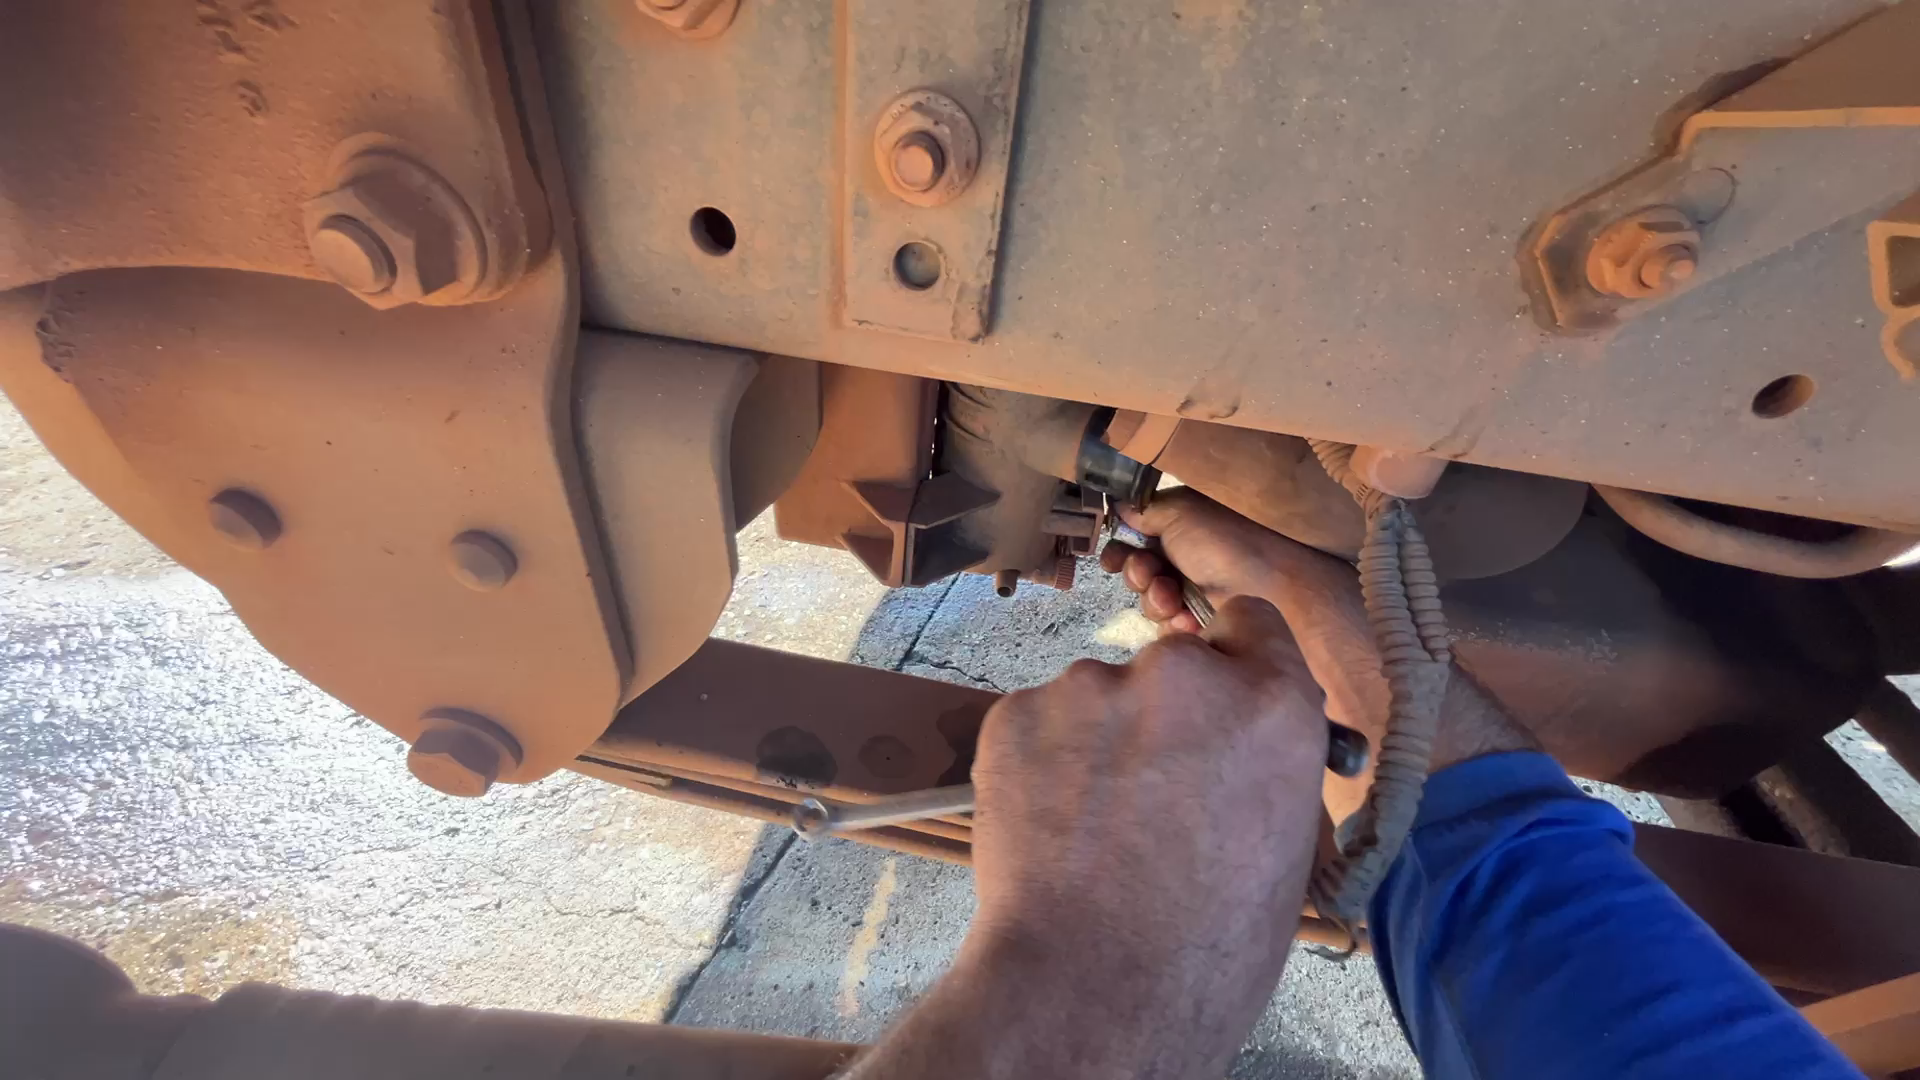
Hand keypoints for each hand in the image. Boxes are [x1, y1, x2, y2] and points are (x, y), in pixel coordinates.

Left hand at [961, 596, 1328, 1077]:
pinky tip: (1050, 818)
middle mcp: (1178, 673)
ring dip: (1100, 735)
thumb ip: (1262, 762)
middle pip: (1173, 664)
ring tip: (1093, 817)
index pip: (1251, 622)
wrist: (1087, 989)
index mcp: (1266, 704)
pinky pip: (1043, 719)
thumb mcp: (1283, 848)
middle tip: (1150, 784)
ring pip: (1100, 694)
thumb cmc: (1203, 946)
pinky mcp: (1017, 709)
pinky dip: (1046, 754)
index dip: (1236, 656)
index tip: (1219, 686)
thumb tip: (1241, 739)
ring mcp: (1088, 685)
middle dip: (1167, 709)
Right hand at [1103, 488, 1535, 781]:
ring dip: (1159, 605)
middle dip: (1145, 580)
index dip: (1128, 551)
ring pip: (1157, 606)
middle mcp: (1200, 562)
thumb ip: (1150, 510)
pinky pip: (1179, 632)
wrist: (1294, 602)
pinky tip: (1190, 627)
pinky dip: (1178, 627)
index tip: (1120, 560)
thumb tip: (1120, 505)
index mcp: (1196, 531)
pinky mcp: (1218, 633)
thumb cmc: (1240, 552)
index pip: (1144, 540)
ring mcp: (1208, 598)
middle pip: (1145, 574)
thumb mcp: (1189, 516)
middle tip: (1154, 583)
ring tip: (1177, 607)